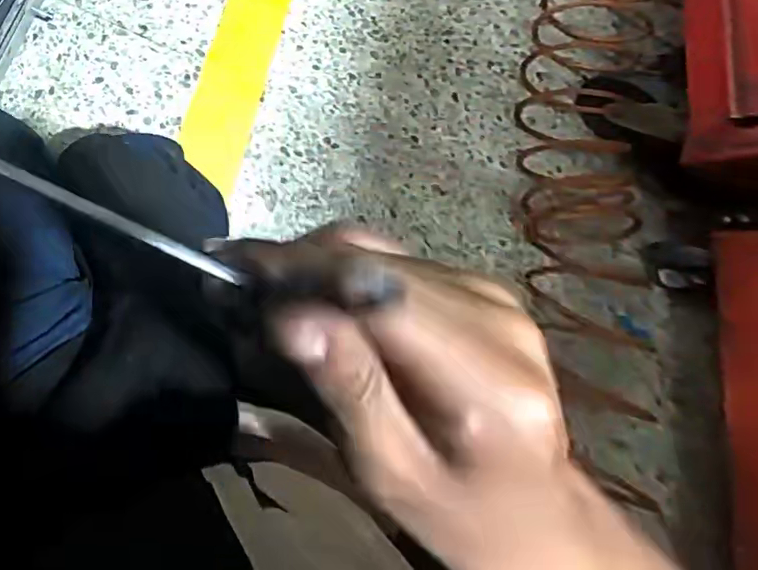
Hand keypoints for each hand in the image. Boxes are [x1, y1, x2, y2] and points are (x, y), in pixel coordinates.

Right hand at [242, 226, 675, 569]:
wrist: (532, 510)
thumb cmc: (453, 507)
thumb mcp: (391, 471)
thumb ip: (348, 391)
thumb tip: (290, 319)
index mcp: (490, 384)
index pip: (376, 295)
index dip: (297, 275)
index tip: (232, 277)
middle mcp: (497, 323)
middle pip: (363, 262)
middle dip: (284, 262)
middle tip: (225, 272)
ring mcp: (488, 295)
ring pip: (363, 247)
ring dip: (300, 258)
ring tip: (254, 278)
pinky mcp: (471, 283)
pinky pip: (376, 251)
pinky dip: (325, 260)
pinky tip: (299, 282)